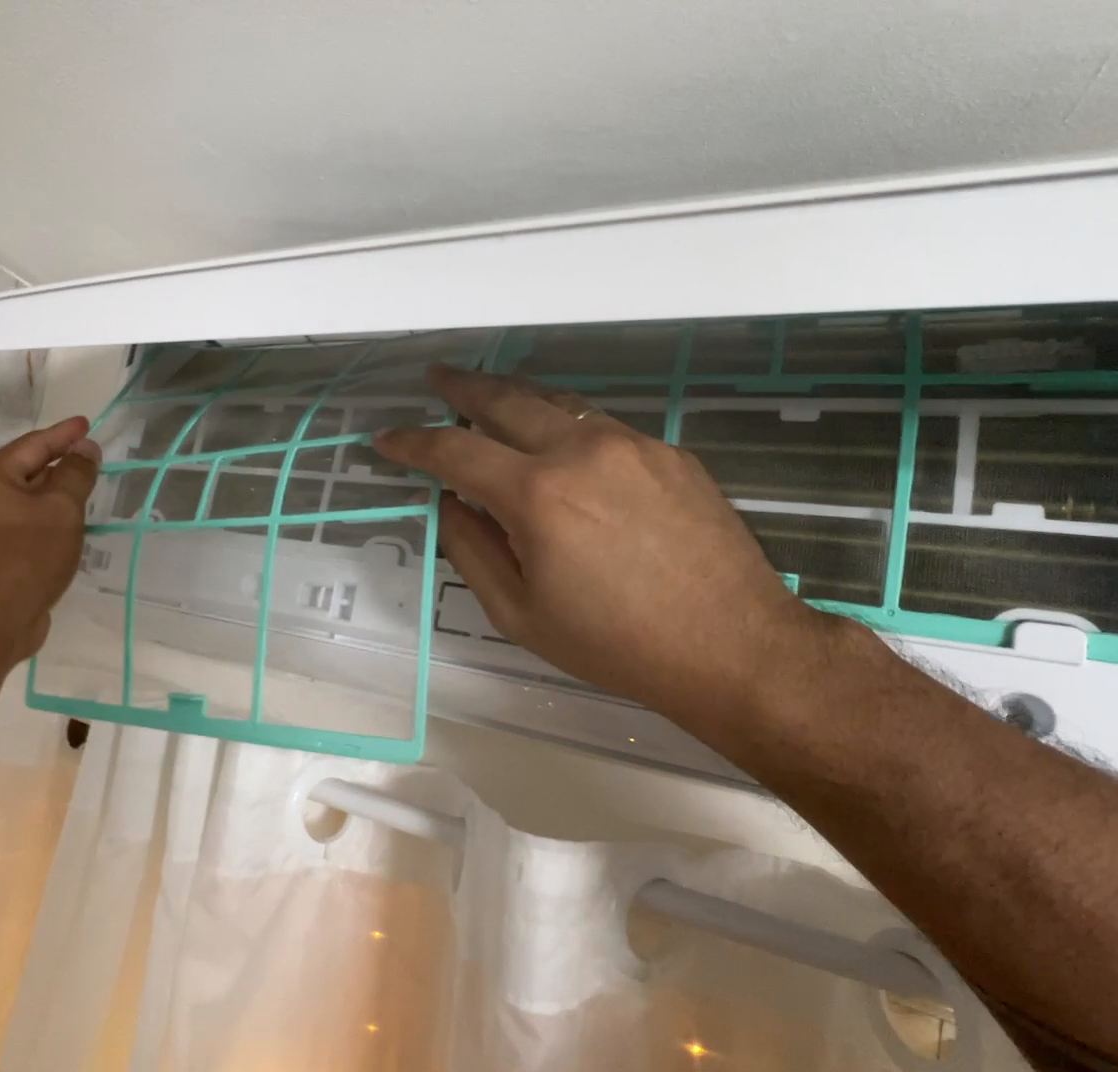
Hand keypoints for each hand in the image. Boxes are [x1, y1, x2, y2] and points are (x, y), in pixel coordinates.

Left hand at [0, 416, 99, 666]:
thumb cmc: (26, 558)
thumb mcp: (61, 510)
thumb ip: (76, 474)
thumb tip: (85, 447)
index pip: (34, 444)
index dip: (65, 434)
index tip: (88, 424)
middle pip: (26, 471)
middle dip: (59, 463)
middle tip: (91, 457)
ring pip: (25, 501)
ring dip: (54, 495)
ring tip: (85, 490)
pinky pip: (23, 527)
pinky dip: (46, 521)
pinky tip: (67, 529)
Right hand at [374, 366, 838, 720]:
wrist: (731, 646)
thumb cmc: (614, 644)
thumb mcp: (518, 613)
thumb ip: (471, 549)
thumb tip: (450, 502)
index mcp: (537, 496)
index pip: (454, 451)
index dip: (412, 443)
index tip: (386, 439)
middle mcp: (581, 452)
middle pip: (506, 400)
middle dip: (462, 388)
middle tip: (436, 377)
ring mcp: (631, 444)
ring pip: (557, 403)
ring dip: (514, 395)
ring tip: (486, 392)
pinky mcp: (668, 452)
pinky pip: (599, 425)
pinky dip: (563, 423)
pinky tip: (556, 438)